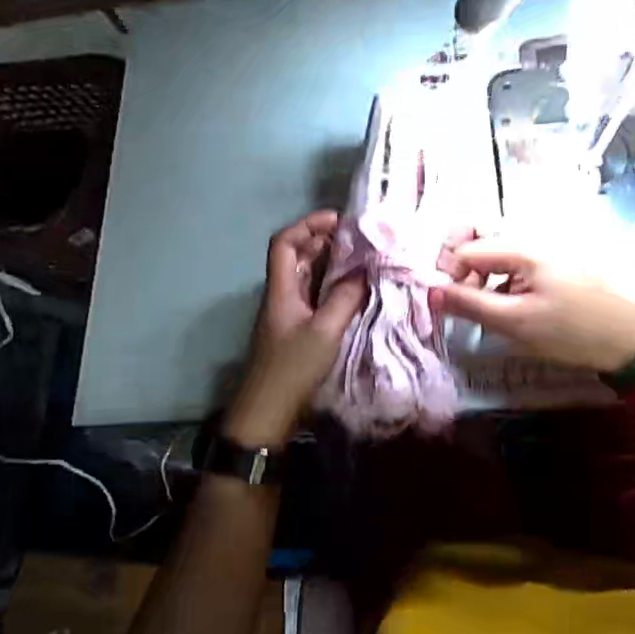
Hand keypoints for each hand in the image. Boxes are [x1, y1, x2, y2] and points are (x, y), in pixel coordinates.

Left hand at [224, 211, 368, 446]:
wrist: (269, 412)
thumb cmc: (292, 368)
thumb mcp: (324, 331)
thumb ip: (346, 298)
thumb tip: (365, 273)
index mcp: (281, 289)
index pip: (285, 243)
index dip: (307, 225)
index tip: (339, 221)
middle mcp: (283, 295)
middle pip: (298, 256)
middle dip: (326, 242)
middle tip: (360, 240)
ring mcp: (291, 314)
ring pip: (310, 277)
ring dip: (333, 265)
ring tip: (364, 260)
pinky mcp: (299, 330)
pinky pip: (317, 298)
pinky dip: (335, 288)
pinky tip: (357, 291)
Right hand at [431, 239, 634, 372]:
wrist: (627, 339)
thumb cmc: (571, 331)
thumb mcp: (516, 321)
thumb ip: (470, 304)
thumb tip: (430, 291)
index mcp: (521, 248)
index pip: (465, 249)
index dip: (448, 274)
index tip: (446, 305)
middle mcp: (530, 242)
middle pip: (479, 246)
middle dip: (462, 274)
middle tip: (461, 307)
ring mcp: (543, 255)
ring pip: (495, 260)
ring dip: (480, 282)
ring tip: (483, 314)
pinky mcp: (552, 270)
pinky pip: (513, 270)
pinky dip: (500, 287)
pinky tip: (506, 311)